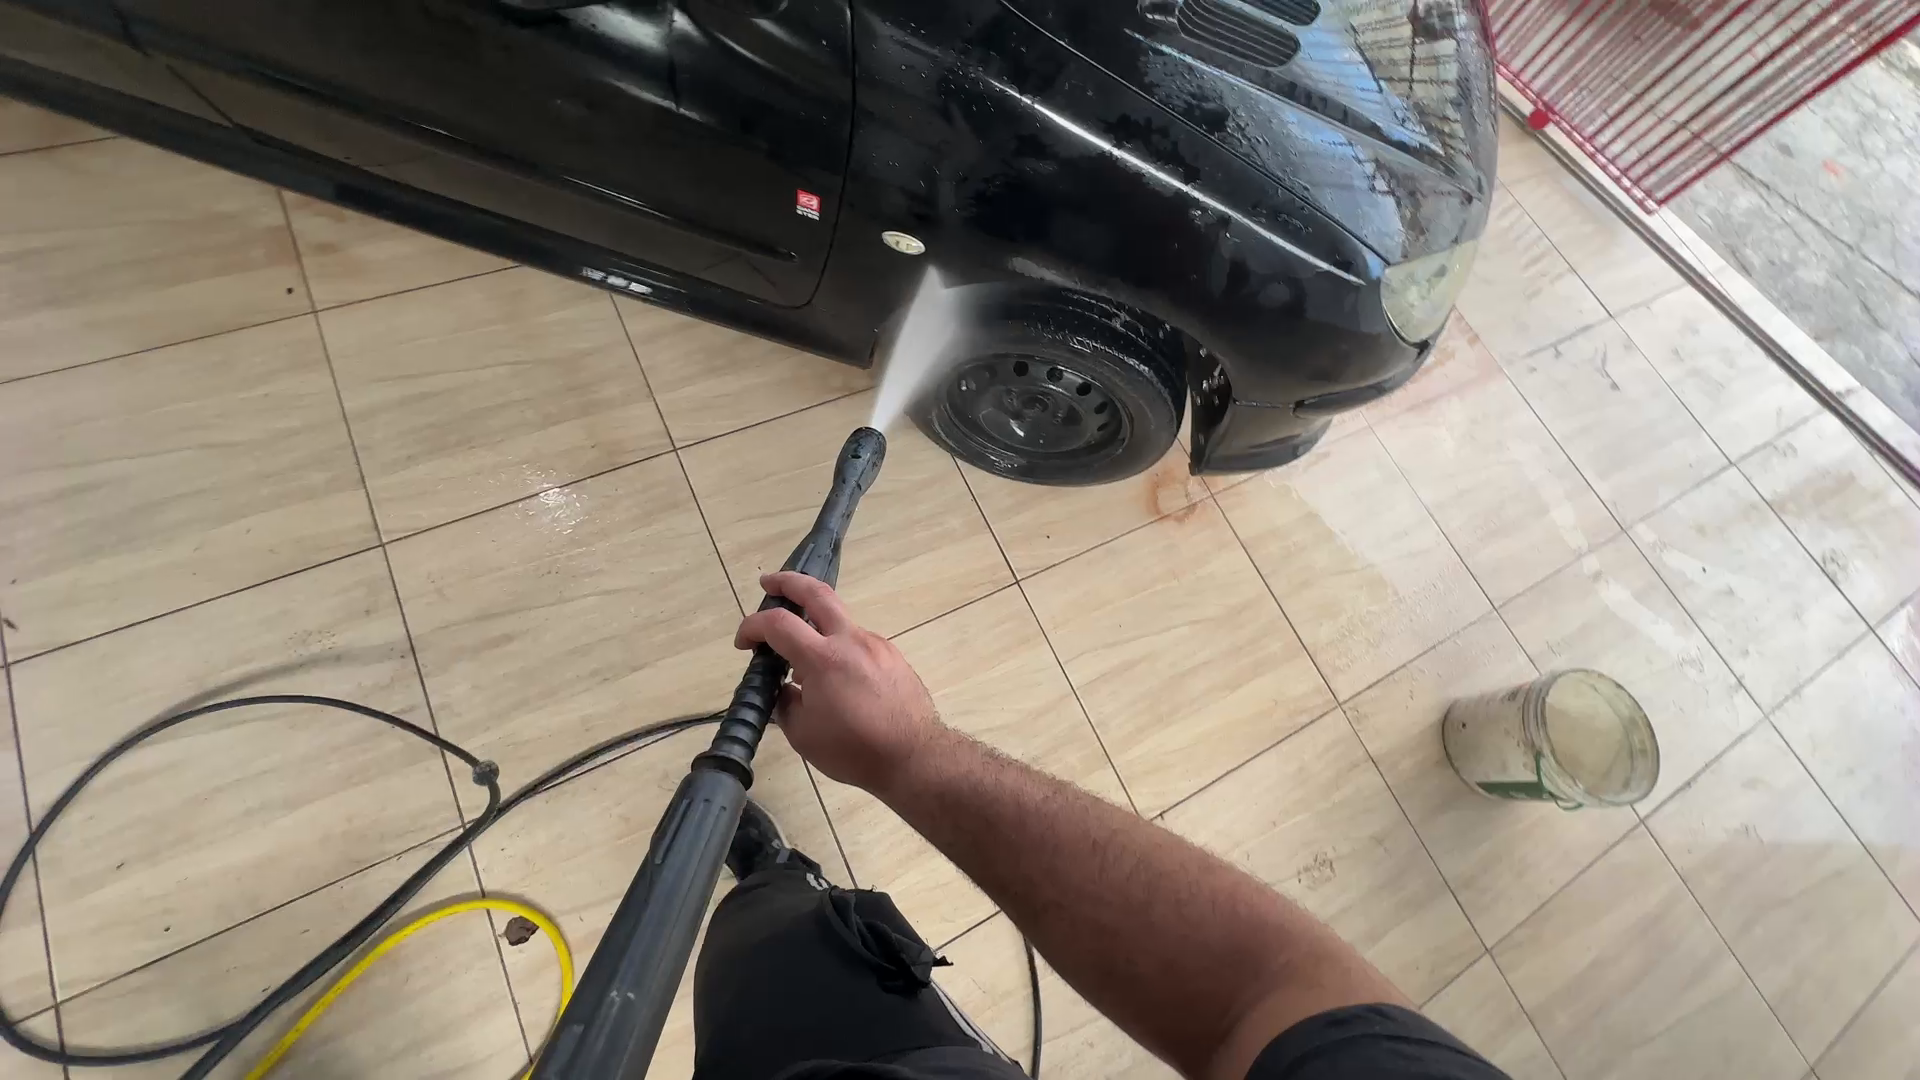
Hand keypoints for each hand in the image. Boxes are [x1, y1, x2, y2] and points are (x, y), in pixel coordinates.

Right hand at [734, 571, 942, 793]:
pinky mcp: (892, 656)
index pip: (778, 624)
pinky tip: (836, 677)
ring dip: (816, 624)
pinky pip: (858, 642)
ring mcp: (876, 645)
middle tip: (769, 582)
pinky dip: (838, 647)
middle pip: (817, 593)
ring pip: (840, 620)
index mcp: (824, 658)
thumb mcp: (803, 734)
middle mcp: (851, 640)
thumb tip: (785, 688)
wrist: (913, 756)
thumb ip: (786, 702)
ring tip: (801, 654)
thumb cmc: (854, 750)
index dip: (752, 626)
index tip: (743, 642)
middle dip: (789, 581)